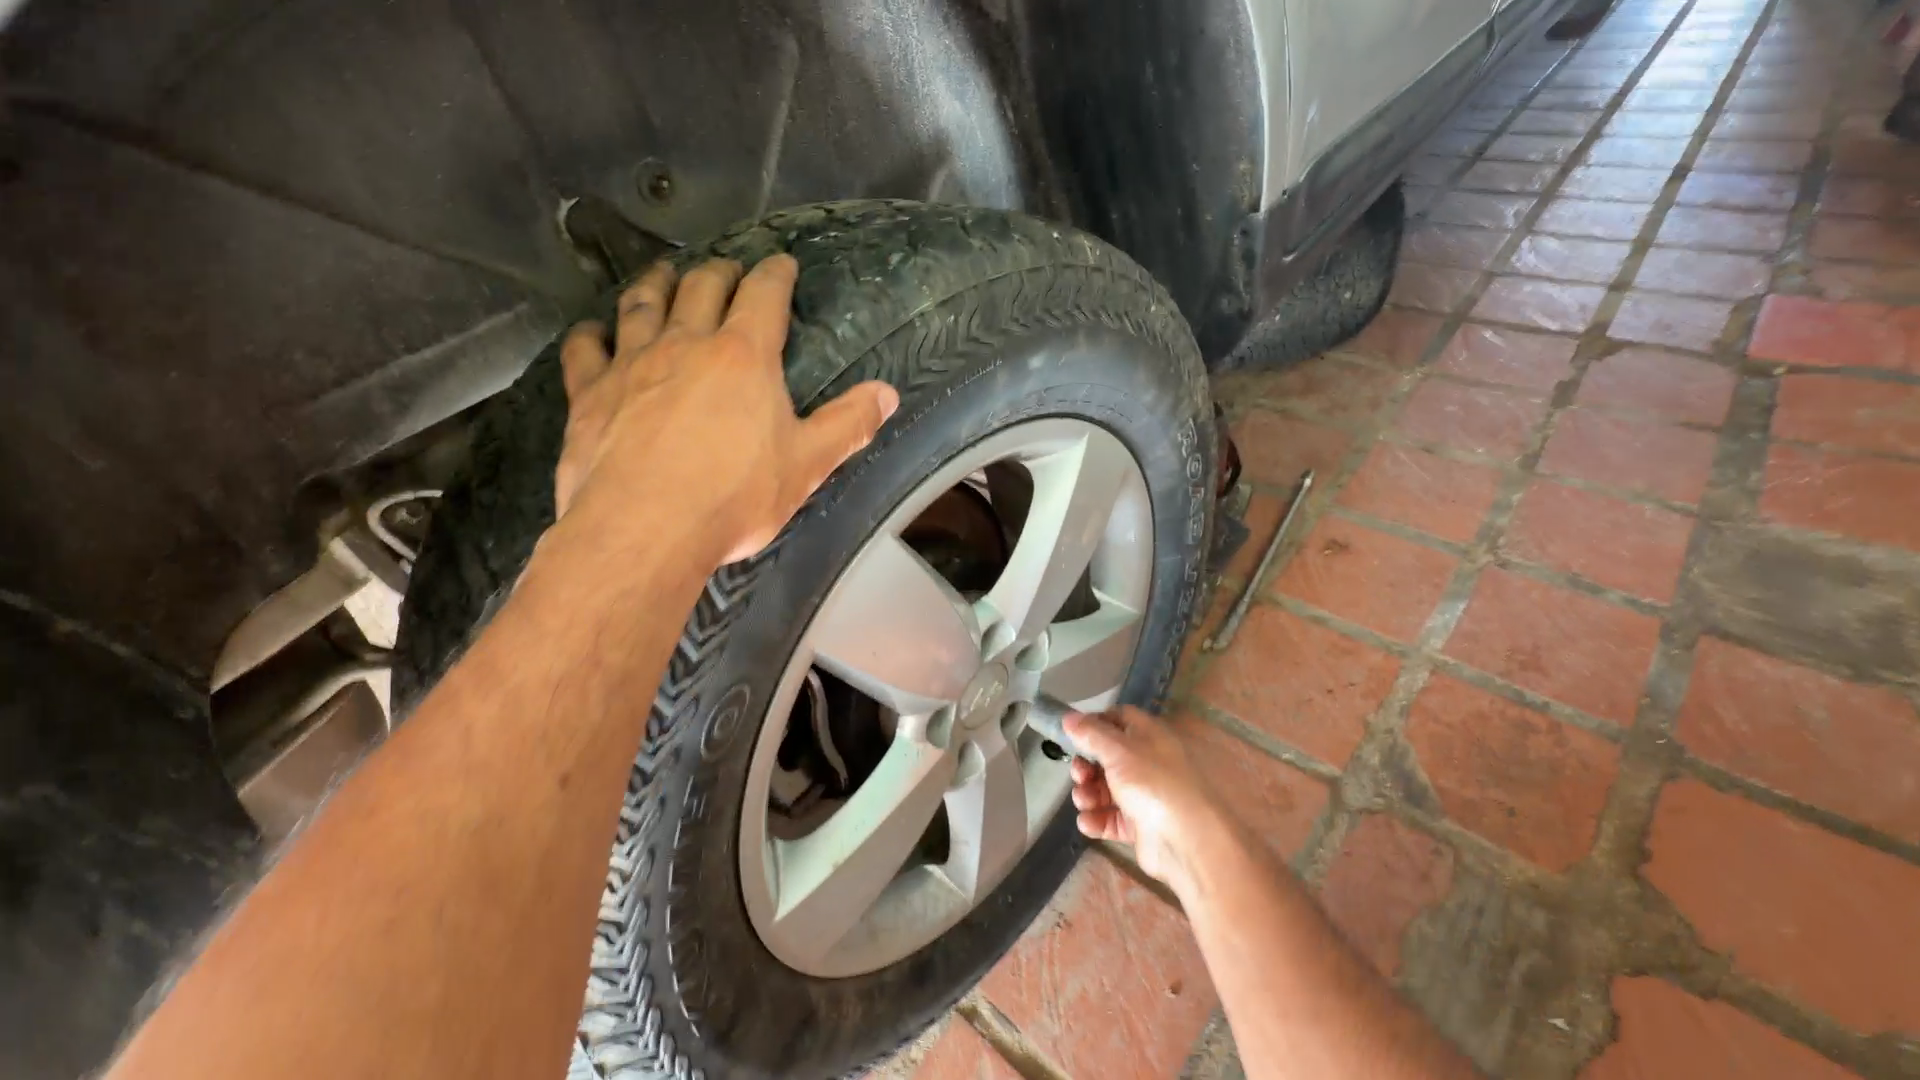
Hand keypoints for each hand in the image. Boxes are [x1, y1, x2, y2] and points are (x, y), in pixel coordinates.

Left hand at [554, 256, 898, 565]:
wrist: (645, 529)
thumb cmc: (734, 498)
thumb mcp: (807, 465)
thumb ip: (848, 425)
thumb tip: (887, 394)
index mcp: (744, 357)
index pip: (764, 296)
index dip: (775, 274)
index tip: (781, 262)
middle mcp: (686, 344)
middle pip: (701, 288)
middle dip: (718, 271)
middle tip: (726, 268)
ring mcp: (632, 365)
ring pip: (641, 306)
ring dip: (655, 284)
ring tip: (662, 274)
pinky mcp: (591, 395)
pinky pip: (585, 350)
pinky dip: (589, 334)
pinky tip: (590, 330)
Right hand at [1065, 707, 1234, 895]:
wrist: (1187, 840)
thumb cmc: (1153, 784)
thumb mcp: (1119, 751)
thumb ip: (1091, 734)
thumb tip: (1068, 718)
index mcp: (1150, 736)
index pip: (1119, 719)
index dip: (1094, 724)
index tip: (1072, 735)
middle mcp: (1149, 762)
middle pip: (1108, 757)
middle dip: (1086, 766)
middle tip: (1078, 775)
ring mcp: (1145, 795)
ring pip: (1106, 789)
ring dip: (1088, 794)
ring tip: (1085, 802)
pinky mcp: (1140, 825)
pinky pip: (1111, 818)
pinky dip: (1097, 820)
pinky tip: (1089, 823)